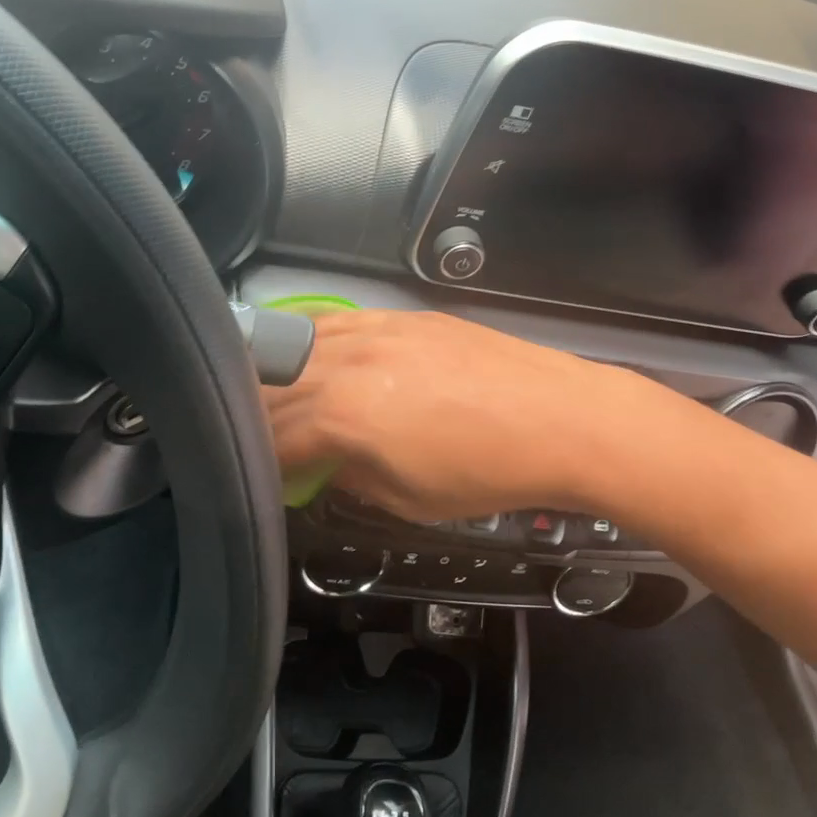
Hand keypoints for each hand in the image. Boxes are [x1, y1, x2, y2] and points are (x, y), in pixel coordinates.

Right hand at [263, 311, 758, 525]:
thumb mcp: (410, 500)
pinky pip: (338, 321)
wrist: (561, 419)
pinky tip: (313, 351)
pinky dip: (313, 339)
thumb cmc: (488, 472)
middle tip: (254, 438)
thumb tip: (327, 465)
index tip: (256, 474)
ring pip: (299, 342)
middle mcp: (347, 362)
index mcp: (344, 415)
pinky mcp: (402, 316)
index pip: (275, 435)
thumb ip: (352, 477)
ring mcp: (375, 330)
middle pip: (275, 385)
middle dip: (257, 416)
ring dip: (277, 371)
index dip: (259, 460)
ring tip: (270, 393)